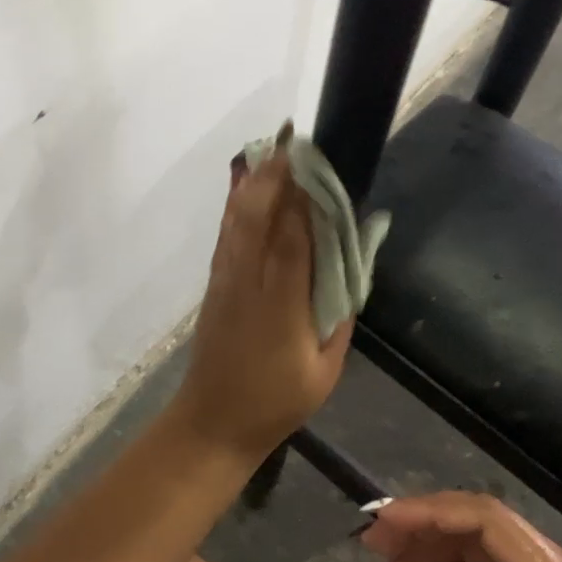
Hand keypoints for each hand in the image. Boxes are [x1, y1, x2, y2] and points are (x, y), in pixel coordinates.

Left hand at [169, 124, 350, 460]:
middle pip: (258, 216)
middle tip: (297, 141)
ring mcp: (226, 278)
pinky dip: (237, 203)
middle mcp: (248, 281)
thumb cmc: (277, 399)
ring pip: (237, 219)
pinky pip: (227, 232)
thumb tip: (346, 268)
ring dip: (256, 181)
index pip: (292, 239)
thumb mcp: (324, 368)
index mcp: (280, 304)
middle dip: (276, 175)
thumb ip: (337, 315)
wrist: (214, 419)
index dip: (303, 197)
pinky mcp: (215, 281)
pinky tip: (246, 184)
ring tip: (275, 150)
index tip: (318, 164)